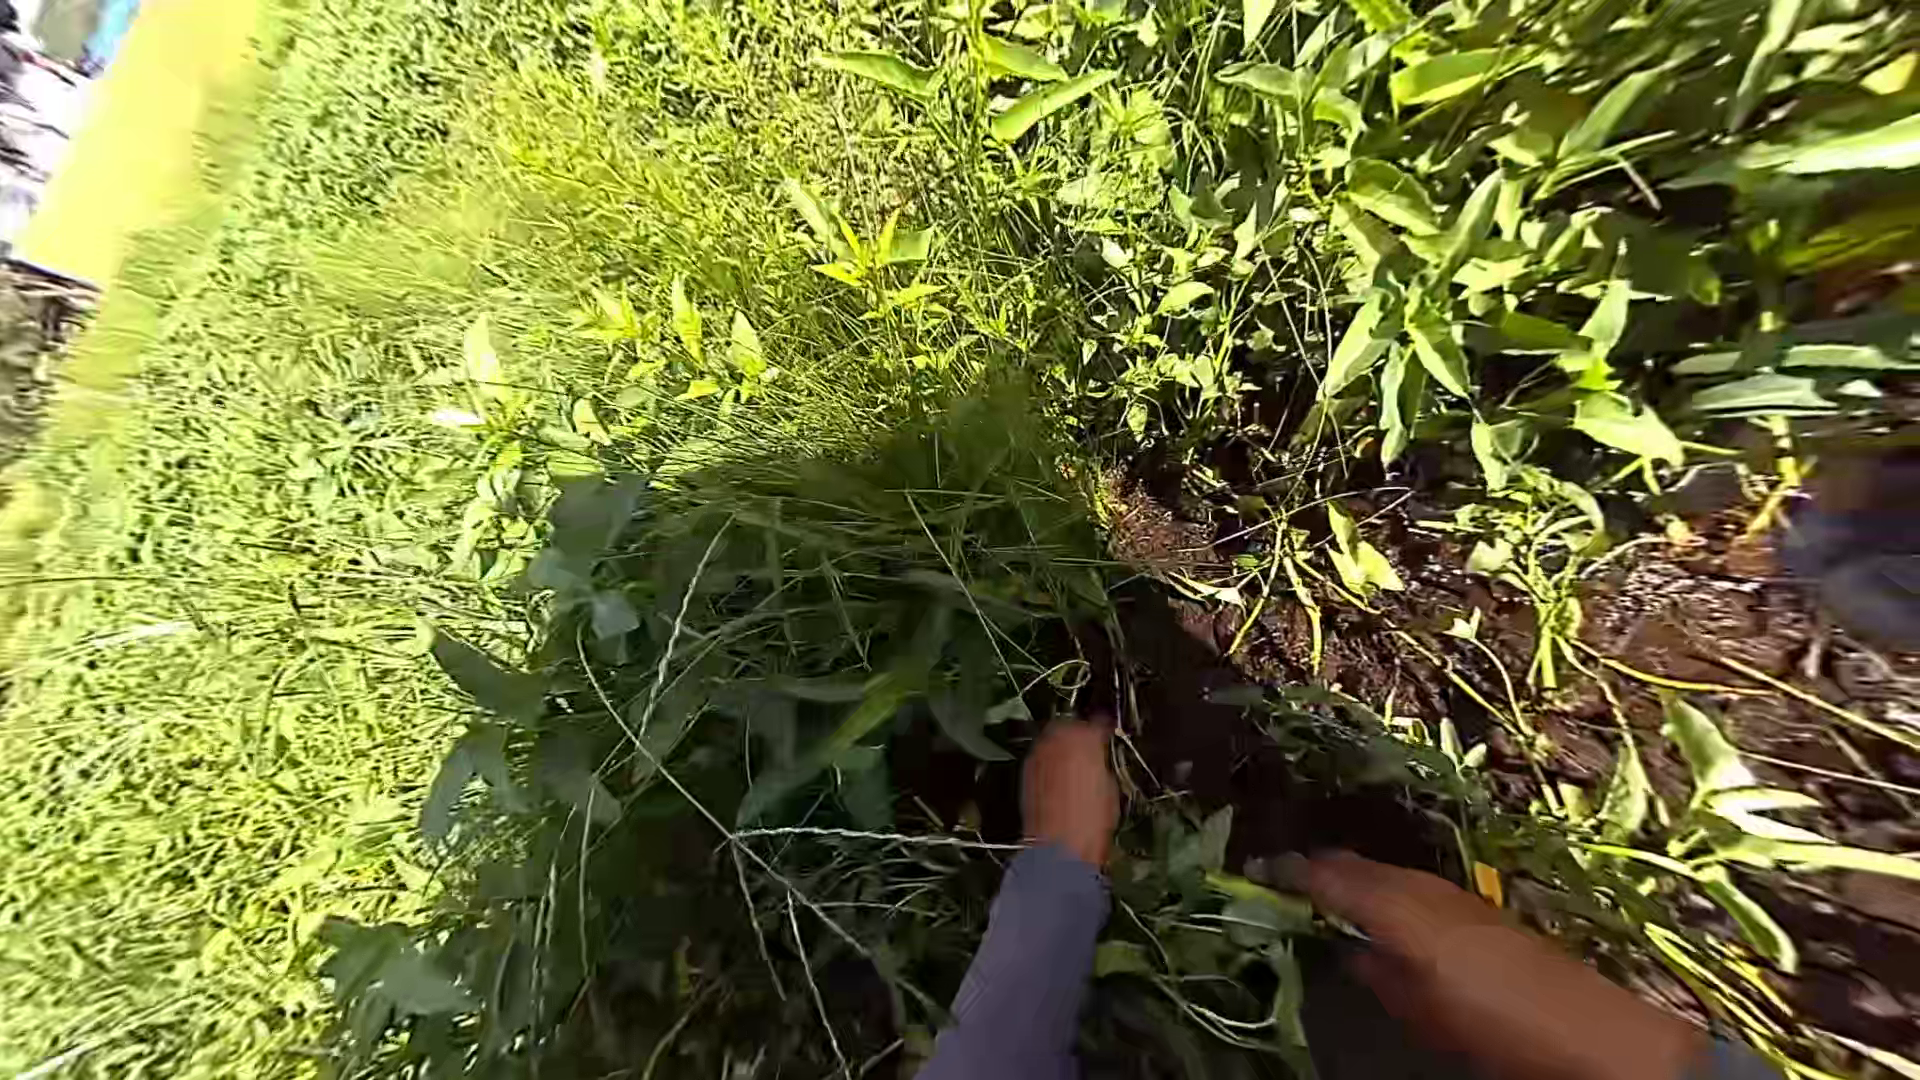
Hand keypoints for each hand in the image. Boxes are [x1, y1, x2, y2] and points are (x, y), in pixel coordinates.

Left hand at [1022, 719, 1118, 867]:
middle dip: (1080, 731)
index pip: (1097, 722)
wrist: (1058, 847)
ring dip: (1062, 742)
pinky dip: (1049, 756)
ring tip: (1072, 757)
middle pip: (1070, 724)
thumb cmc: (1092, 822)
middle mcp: (1059, 739)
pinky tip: (1056, 770)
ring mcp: (1040, 751)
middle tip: (1089, 744)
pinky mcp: (1027, 767)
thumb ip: (1101, 763)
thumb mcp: (1110, 788)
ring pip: (1052, 736)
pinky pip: (1041, 752)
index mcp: (1086, 741)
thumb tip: (1098, 758)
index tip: (1108, 733)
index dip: (1104, 728)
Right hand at [1287, 851, 1708, 1079]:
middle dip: (1312, 869)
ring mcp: (1437, 885)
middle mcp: (1406, 881)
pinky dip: (1377, 885)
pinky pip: (1400, 878)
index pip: (1319, 874)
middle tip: (1287, 885)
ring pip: (1372, 867)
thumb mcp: (1419, 1009)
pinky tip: (1381, 912)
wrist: (1596, 1032)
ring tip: (1329, 899)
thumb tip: (1347, 950)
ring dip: (1346, 877)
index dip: (1284, 871)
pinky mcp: (1462, 897)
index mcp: (1386, 904)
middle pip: (1344, 861)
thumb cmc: (1492, 1022)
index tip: (1256, 871)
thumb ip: (1374, 972)